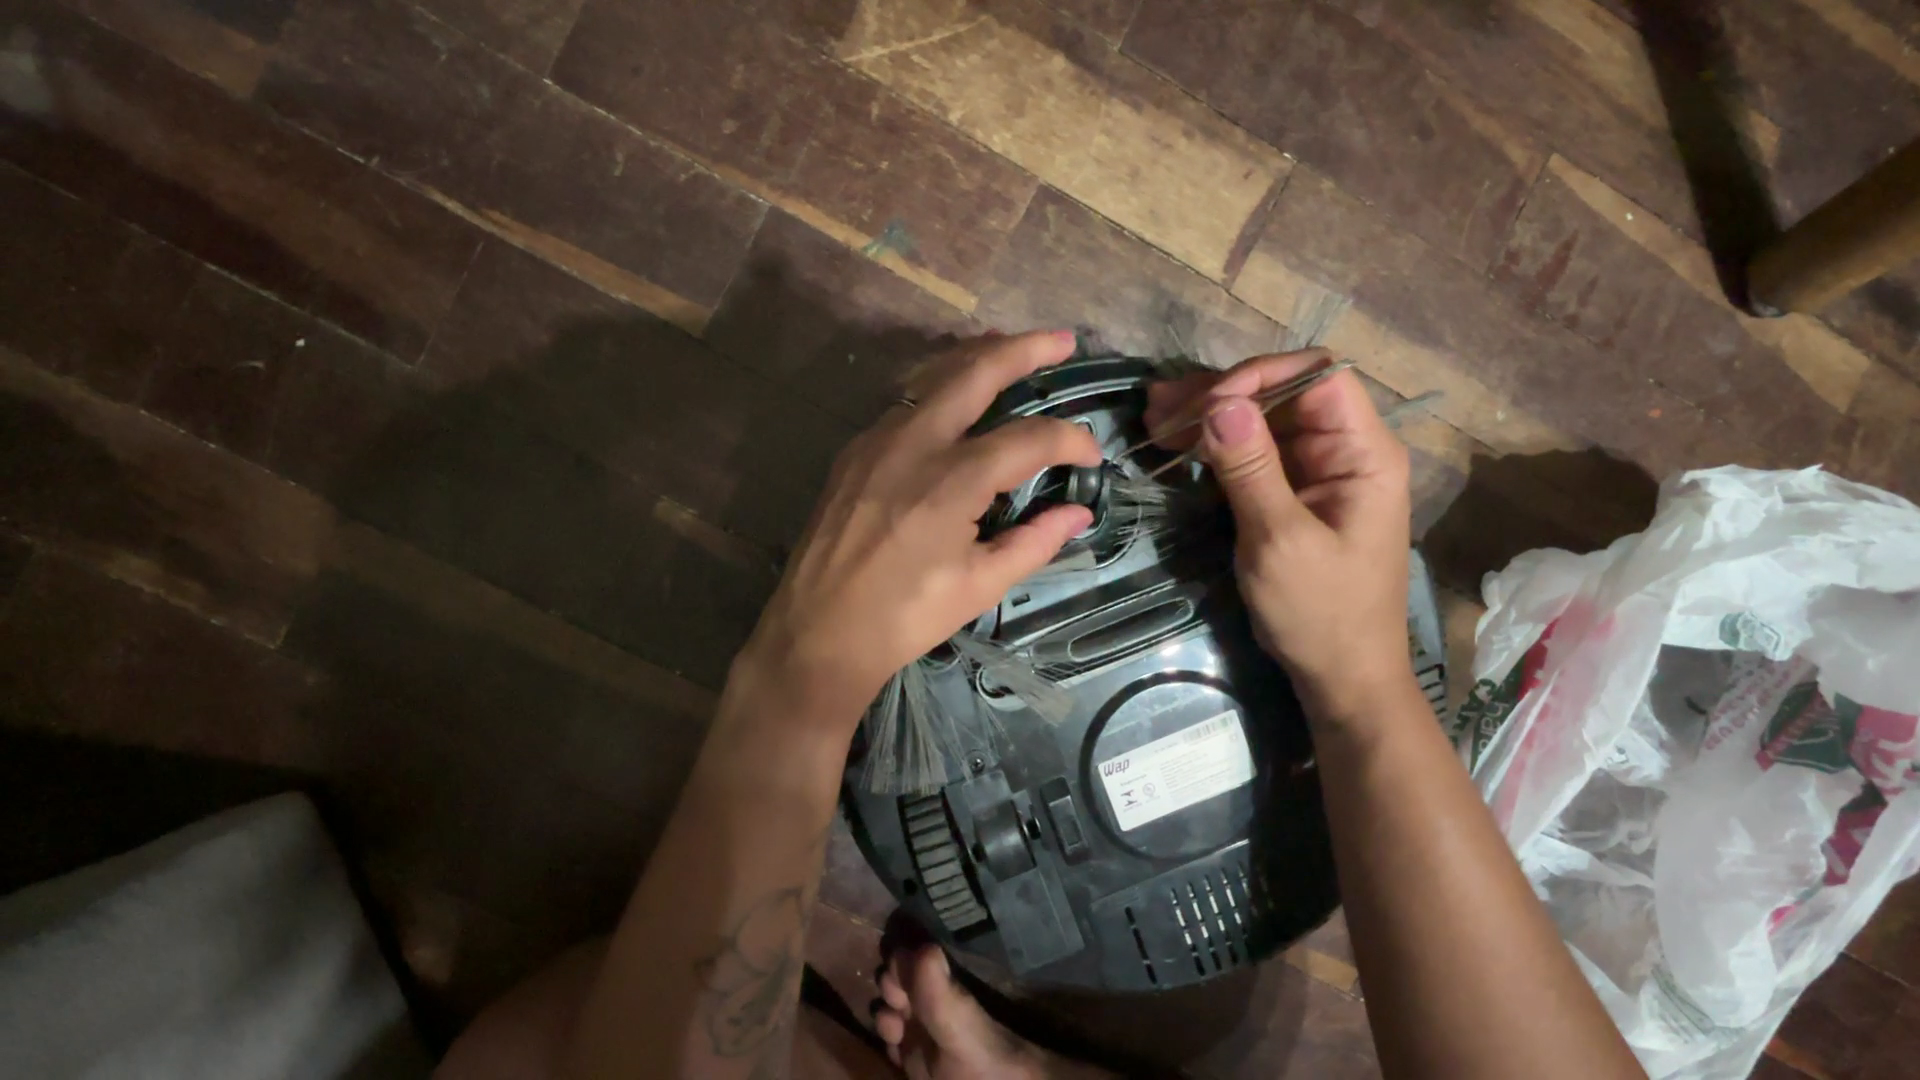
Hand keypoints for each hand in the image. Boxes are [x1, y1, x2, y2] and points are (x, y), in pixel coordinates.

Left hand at [737, 331, 1102, 725]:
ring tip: (1011, 350)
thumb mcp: (980, 586)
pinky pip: (905, 405)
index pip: (1030, 439)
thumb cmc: (905, 617)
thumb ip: (1034, 541)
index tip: (1092, 455)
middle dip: (1024, 348)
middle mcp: (914, 444)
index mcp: (952, 481)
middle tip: (1061, 339)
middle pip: (976, 371)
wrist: (818, 632)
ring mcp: (876, 441)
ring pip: (933, 377)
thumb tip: (1077, 512)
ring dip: (977, 359)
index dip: (1070, 440)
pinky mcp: (854, 453)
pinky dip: (939, 390)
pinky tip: (955, 401)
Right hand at [1145, 350, 1413, 722]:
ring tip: (1153, 418)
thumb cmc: (1321, 613)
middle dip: (1221, 395)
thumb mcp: (1280, 540)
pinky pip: (1252, 456)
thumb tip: (1220, 404)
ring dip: (1209, 417)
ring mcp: (1316, 473)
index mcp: (1363, 454)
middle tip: (1159, 408)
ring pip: (1260, 422)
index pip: (1317, 378)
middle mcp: (1343, 452)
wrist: (1339, 675)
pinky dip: (1213, 447)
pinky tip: (1174, 442)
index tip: (1208, 405)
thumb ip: (1251, 469)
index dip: (1261, 376)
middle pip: (1282, 395)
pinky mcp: (1291, 495)